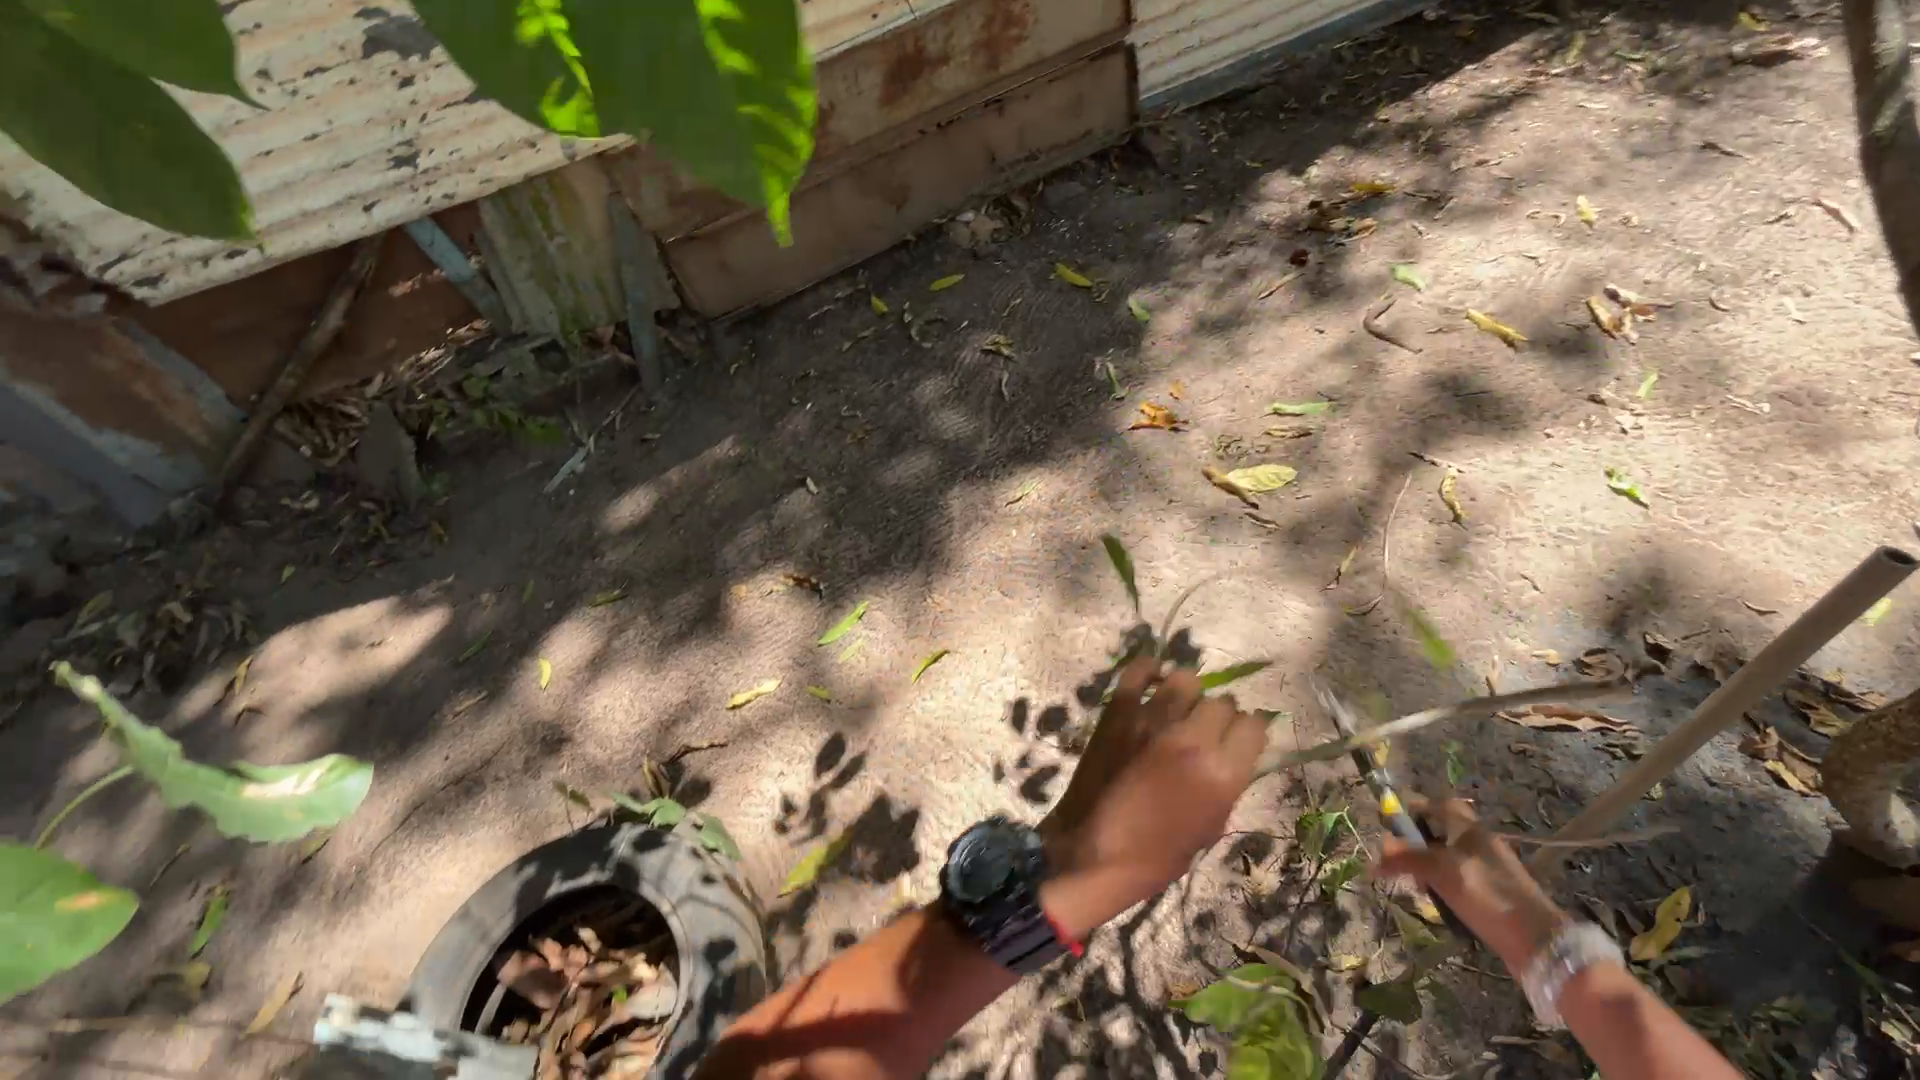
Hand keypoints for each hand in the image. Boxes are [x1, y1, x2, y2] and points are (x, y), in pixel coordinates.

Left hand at [1036, 657, 1267, 938]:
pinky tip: (1153, 681)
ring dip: (1189, 695)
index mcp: (1221, 774)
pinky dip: (1149, 670)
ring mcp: (1152, 720)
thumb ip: (1226, 784)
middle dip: (1219, 717)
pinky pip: (1139, 671)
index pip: (1254, 727)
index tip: (1238, 739)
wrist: (1091, 852)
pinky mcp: (1118, 712)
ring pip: (1187, 680)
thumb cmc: (1154, 856)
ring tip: (1179, 710)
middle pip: (1222, 703)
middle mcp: (1192, 739)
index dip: (1248, 733)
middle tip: (1204, 731)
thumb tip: (1231, 755)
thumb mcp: (1210, 828)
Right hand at [1372, 798, 1568, 971]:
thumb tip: (1379, 849)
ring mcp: (1486, 870)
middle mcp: (1479, 844)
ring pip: (1445, 859)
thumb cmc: (1488, 895)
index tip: (1393, 827)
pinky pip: (1456, 881)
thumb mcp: (1441, 871)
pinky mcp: (1491, 895)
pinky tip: (1437, 902)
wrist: (1537, 943)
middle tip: (1399, 862)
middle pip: (1439, 833)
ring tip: (1418, 887)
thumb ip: (1408, 857)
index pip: (1439, 805)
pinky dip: (1442, 887)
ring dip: (1426, 869)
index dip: (1415, 809)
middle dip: (1415, 845)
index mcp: (1470, 830)